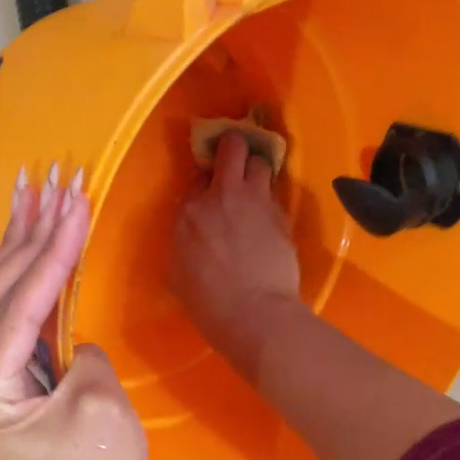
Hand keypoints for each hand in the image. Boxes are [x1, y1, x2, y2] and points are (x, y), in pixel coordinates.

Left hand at [0, 165, 148, 459]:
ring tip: (30, 199)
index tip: (72, 197)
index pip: (16, 308)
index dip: (48, 251)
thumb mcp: (100, 410)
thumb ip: (77, 354)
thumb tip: (66, 335)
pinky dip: (6, 295)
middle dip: (24, 238)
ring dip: (15, 258)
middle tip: (48, 178)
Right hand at [172, 132, 306, 375]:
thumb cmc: (208, 303)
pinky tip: (268, 221)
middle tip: (234, 164)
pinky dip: (270, 201)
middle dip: (234, 148)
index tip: (208, 195)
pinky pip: (276, 195)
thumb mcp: (177, 274)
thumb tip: (191, 236)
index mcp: (190, 211)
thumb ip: (184, 243)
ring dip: (257, 170)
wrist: (253, 312)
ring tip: (255, 189)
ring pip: (261, 162)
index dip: (205, 183)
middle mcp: (223, 195)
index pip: (198, 177)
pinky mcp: (282, 215)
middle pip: (233, 147)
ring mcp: (257, 201)